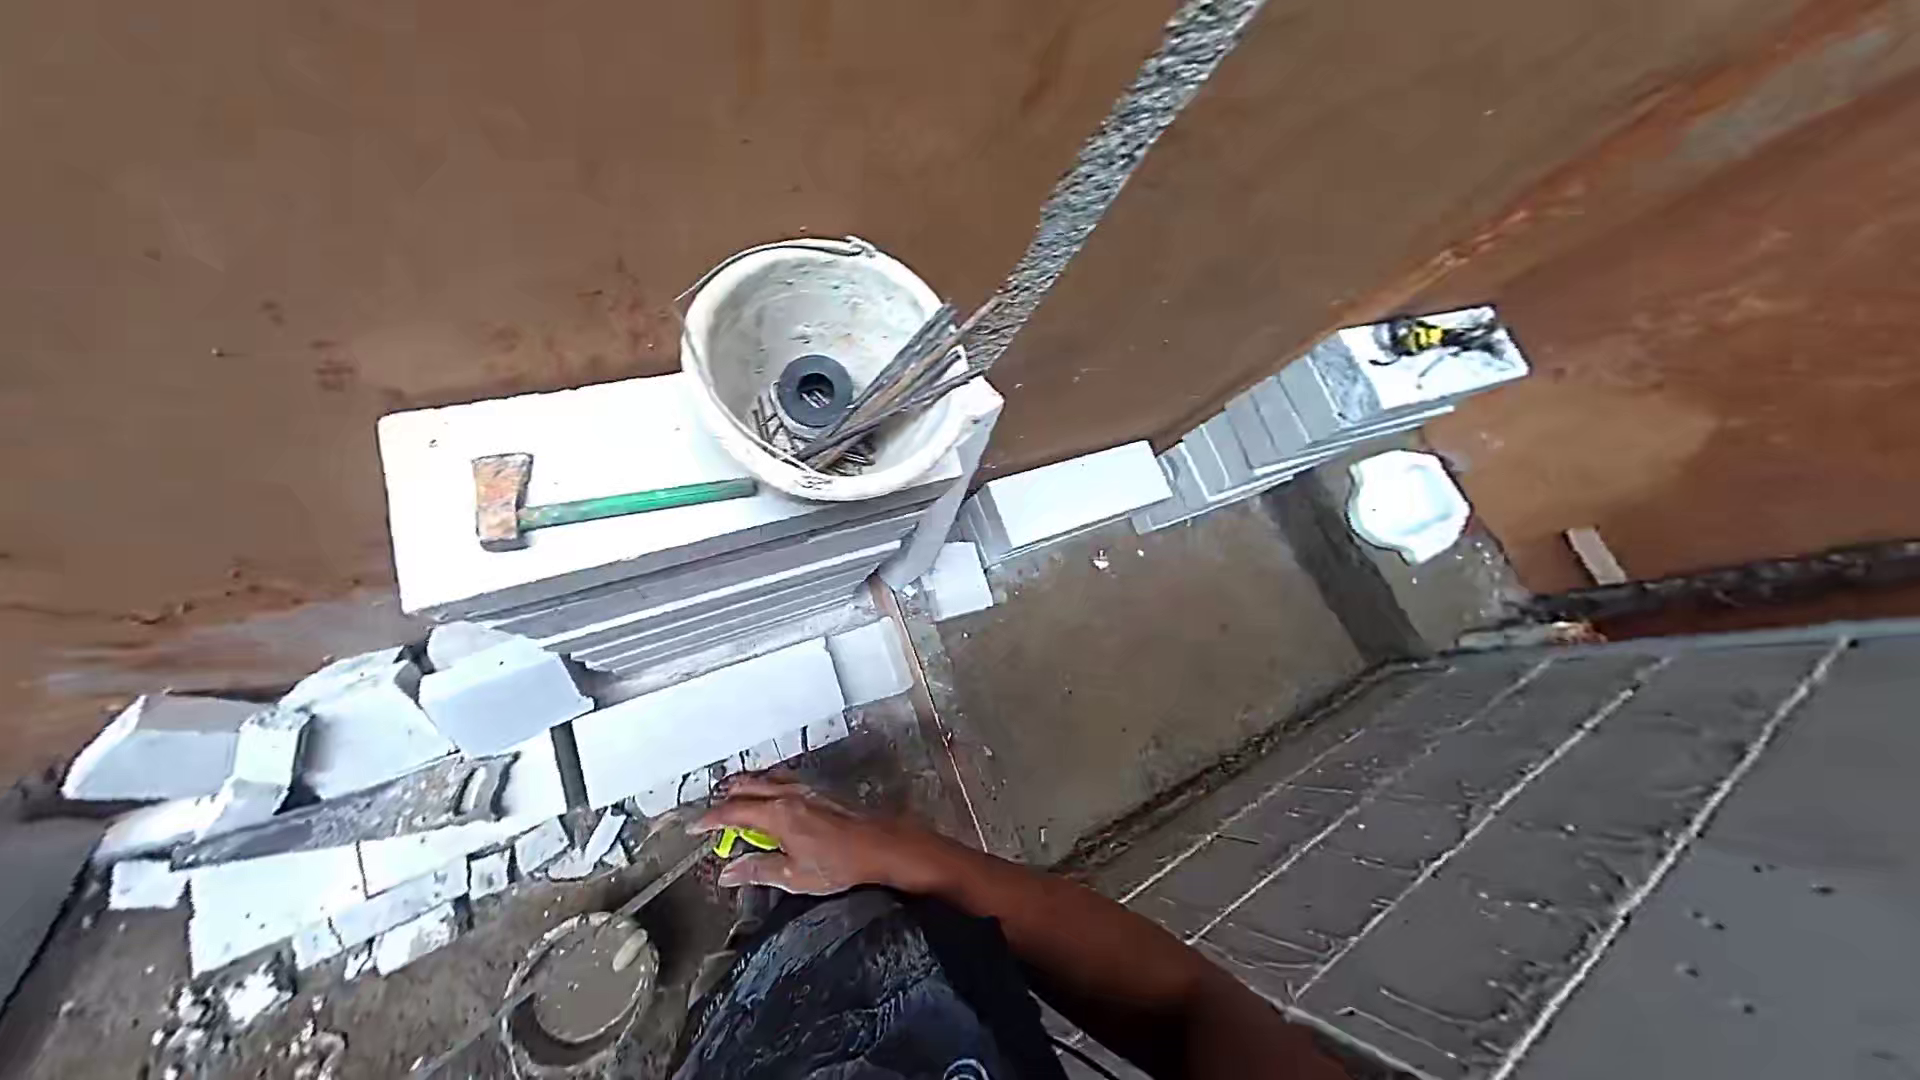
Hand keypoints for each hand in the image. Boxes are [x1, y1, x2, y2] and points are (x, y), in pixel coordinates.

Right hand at [691, 773, 950, 894]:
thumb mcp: (793, 876)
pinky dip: (767, 784)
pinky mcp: (819, 788)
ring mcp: (806, 787)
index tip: (692, 827)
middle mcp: (789, 793)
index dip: (710, 819)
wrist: (879, 844)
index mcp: (778, 814)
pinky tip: (769, 798)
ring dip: (746, 787)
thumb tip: (728, 873)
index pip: (733, 812)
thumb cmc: (838, 864)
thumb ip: (758, 870)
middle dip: (725, 798)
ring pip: (766, 778)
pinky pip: (784, 778)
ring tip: (735, 803)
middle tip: (711, 815)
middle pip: (747, 786)